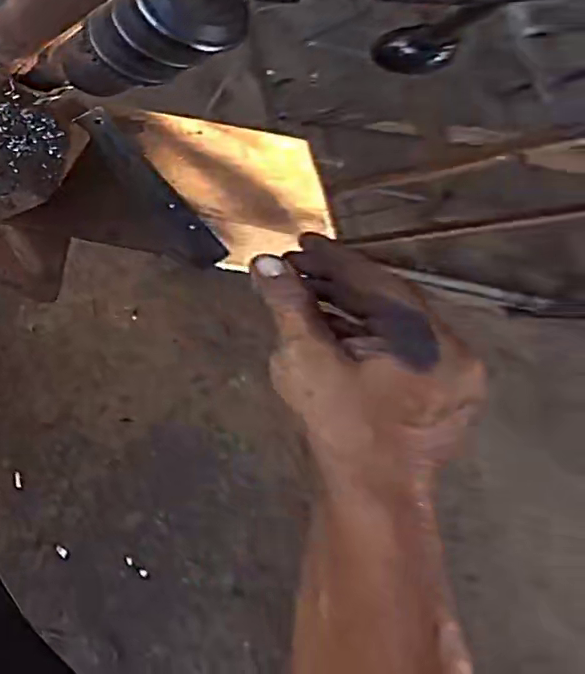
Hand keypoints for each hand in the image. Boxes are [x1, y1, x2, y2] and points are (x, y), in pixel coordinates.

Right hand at [251, 234, 484, 498]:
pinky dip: (359, 326)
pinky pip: (397, 343)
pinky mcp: (438, 389)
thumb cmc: (337, 416)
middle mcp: (454, 353)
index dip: (335, 258)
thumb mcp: (304, 353)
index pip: (378, 283)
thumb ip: (288, 303)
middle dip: (338, 279)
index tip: (302, 241)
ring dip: (345, 302)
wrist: (369, 481)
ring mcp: (451, 374)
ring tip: (300, 291)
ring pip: (393, 322)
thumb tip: (267, 262)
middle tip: (293, 264)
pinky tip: (324, 323)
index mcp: (429, 341)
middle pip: (389, 300)